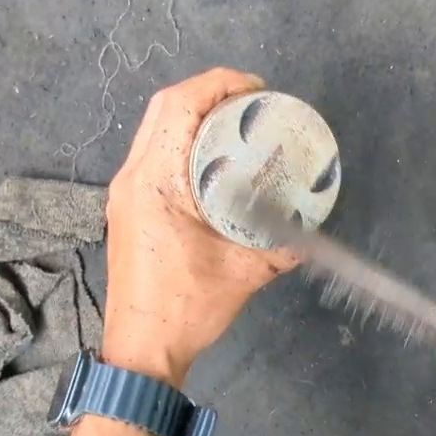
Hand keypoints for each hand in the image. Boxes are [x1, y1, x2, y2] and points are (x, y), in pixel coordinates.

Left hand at [102, 68, 299, 385]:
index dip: (217, 85)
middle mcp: (132, 178)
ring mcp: (125, 193)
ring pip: (154, 129)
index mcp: (154, 183)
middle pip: (163, 108)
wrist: (140, 350)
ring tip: (236, 124)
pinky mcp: (128, 208)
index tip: (256, 90)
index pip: (178, 107)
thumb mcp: (242, 275)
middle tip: (251, 103)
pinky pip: (153, 154)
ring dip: (193, 116)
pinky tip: (214, 159)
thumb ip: (281, 248)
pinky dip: (183, 142)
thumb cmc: (184, 311)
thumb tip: (310, 231)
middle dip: (207, 93)